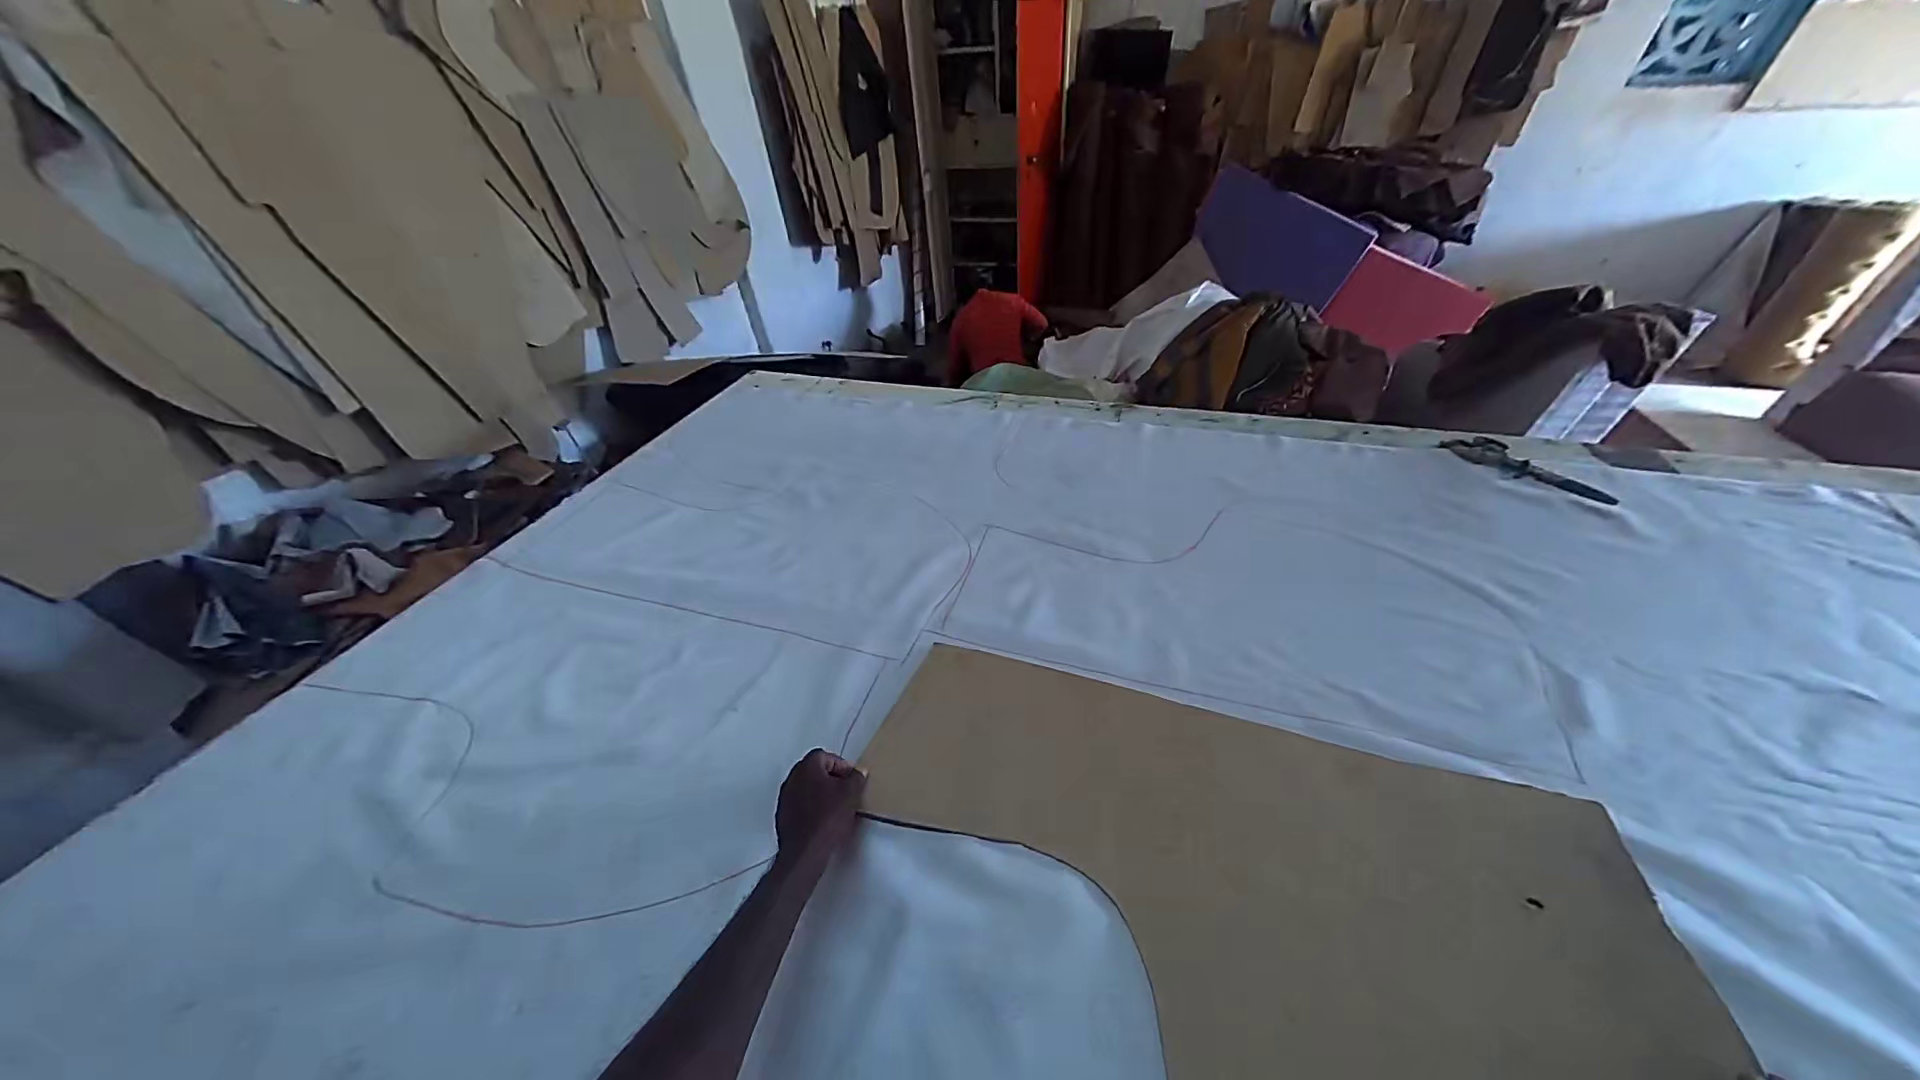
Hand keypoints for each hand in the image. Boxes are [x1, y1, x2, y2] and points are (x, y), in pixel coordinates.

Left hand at [774, 749, 865, 868]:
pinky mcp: (782, 816)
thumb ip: (856, 777)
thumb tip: (858, 773)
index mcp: (807, 766)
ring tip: (835, 807)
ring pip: (806, 788)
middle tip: (845, 789)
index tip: (851, 777)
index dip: (841, 765)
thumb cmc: (826, 818)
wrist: (806, 851)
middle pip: (814, 770)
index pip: (825, 755)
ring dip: (820, 793)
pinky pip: (800, 805)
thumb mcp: (851, 793)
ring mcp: (785, 798)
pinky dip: (811, 808)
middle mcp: (792, 778)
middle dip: (830, 778)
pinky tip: (823, 820)